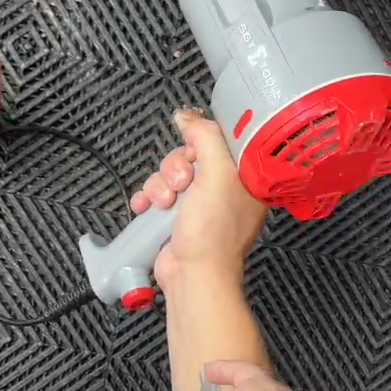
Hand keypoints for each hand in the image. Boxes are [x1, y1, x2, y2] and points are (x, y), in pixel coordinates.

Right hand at [130, 109, 267, 289]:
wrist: (193, 274)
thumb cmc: (213, 235)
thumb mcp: (217, 173)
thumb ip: (206, 138)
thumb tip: (188, 117)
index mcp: (243, 176)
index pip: (219, 140)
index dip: (200, 143)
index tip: (193, 152)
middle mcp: (222, 189)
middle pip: (188, 156)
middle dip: (175, 168)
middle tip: (181, 184)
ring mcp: (199, 204)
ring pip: (169, 174)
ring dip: (159, 185)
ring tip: (165, 203)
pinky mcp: (177, 217)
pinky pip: (156, 194)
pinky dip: (148, 198)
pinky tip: (147, 206)